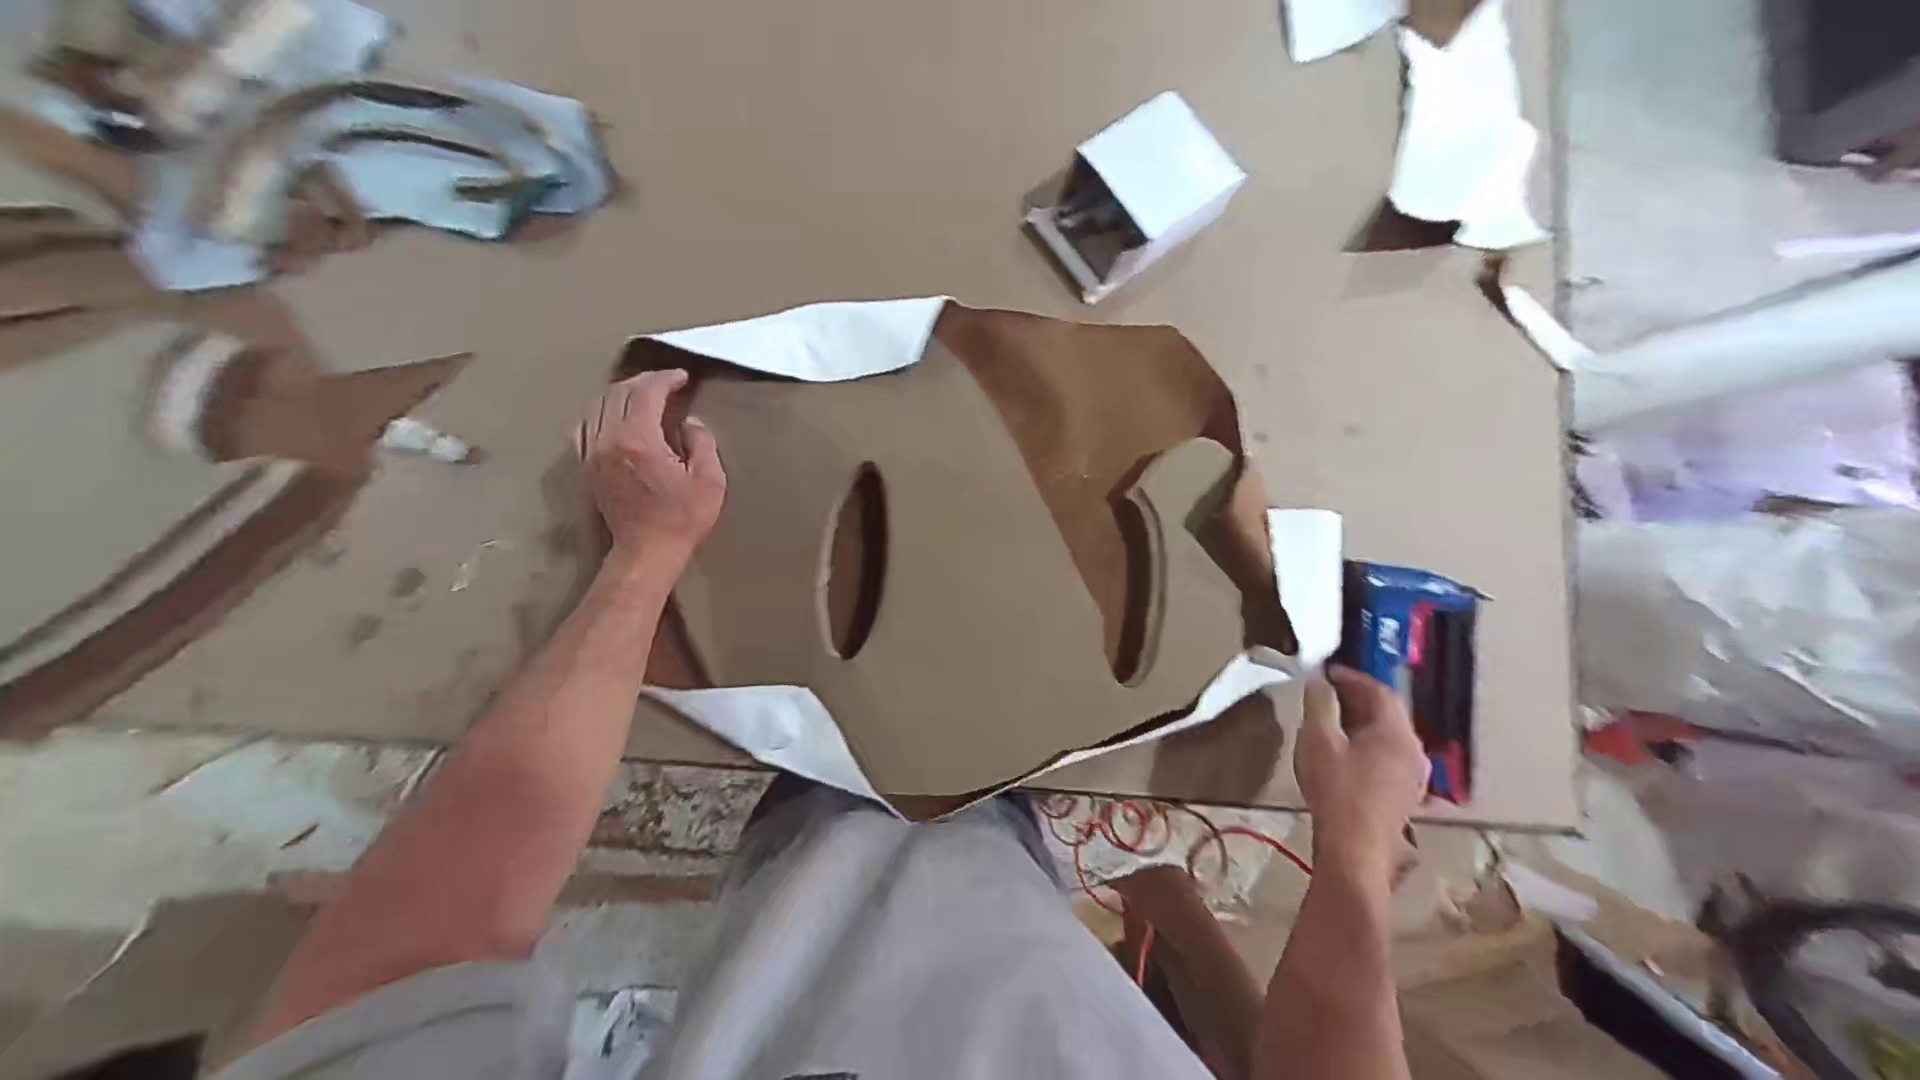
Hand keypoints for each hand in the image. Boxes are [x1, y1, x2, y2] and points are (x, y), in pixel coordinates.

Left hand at [577, 370, 724, 567]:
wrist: (647, 552)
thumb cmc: (682, 518)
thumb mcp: (709, 480)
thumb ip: (702, 443)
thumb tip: (690, 422)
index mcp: (638, 440)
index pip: (646, 393)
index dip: (665, 379)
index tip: (683, 378)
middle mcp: (608, 440)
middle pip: (618, 393)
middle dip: (644, 381)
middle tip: (667, 383)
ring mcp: (592, 454)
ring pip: (598, 405)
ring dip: (621, 393)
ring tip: (643, 395)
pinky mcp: (588, 467)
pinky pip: (585, 426)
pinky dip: (600, 412)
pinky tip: (614, 415)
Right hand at [1295, 665, 1428, 887]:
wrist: (1355, 850)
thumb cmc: (1336, 790)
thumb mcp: (1318, 740)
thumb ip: (1319, 705)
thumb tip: (1319, 683)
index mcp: (1396, 734)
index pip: (1379, 692)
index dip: (1352, 676)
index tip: (1326, 670)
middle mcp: (1413, 751)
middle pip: (1388, 713)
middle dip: (1358, 698)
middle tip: (1327, 691)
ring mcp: (1414, 776)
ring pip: (1389, 736)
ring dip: (1362, 721)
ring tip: (1332, 718)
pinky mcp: (1405, 795)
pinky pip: (1389, 756)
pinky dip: (1368, 742)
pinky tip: (1347, 751)